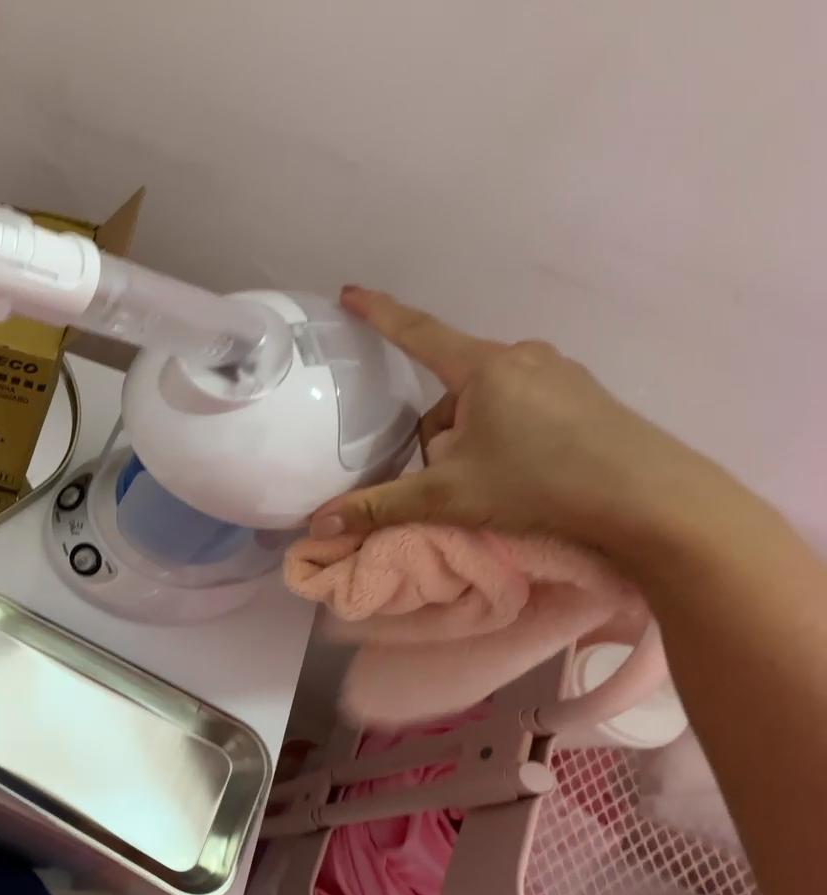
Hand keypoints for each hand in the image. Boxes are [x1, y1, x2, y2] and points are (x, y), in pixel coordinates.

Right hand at [311, 287, 729, 560]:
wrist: (656, 502)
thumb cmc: (542, 484)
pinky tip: (521, 471)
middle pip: (447, 390)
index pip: (416, 332)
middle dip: (436, 433)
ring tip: (489, 479)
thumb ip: (376, 506)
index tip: (348, 293)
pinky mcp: (584, 395)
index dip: (377, 313)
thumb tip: (316, 522)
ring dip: (468, 438)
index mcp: (485, 368)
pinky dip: (502, 436)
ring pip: (480, 402)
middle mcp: (522, 358)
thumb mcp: (446, 497)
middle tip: (450, 475)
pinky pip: (516, 406)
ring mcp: (559, 374)